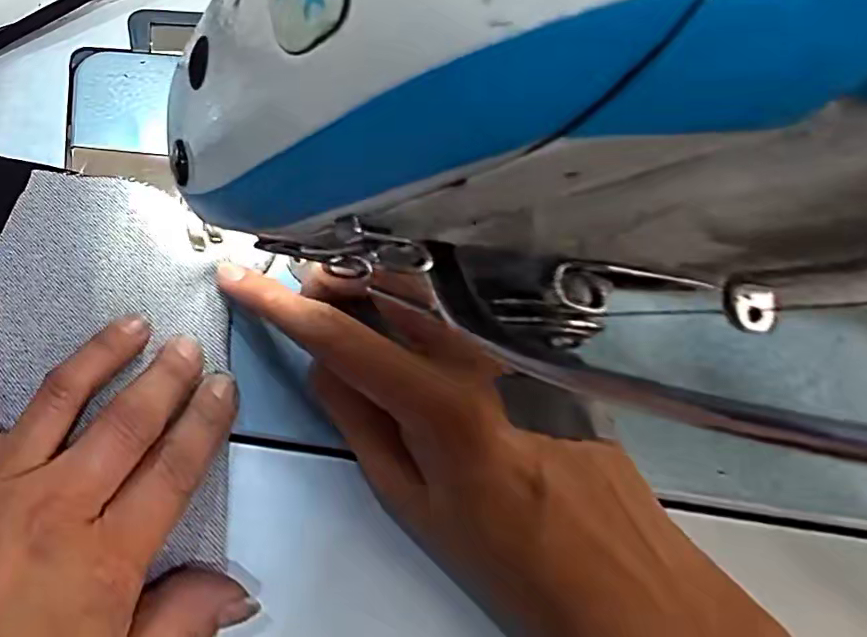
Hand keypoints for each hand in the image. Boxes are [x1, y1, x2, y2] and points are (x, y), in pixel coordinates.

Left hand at [0, 285, 255, 636]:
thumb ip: (175, 624)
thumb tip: (232, 591)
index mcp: (101, 559)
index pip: (171, 473)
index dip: (203, 426)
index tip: (220, 391)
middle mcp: (57, 504)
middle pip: (127, 424)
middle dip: (165, 379)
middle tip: (186, 347)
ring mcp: (4, 473)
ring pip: (66, 392)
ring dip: (103, 352)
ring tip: (132, 325)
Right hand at [216, 262, 786, 636]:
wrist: (631, 590)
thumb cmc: (511, 562)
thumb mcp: (412, 502)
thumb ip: (356, 419)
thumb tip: (319, 362)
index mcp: (442, 406)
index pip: (335, 335)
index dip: (275, 303)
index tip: (235, 278)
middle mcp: (482, 360)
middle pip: (384, 283)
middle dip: (330, 276)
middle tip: (300, 291)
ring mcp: (516, 350)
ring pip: (422, 284)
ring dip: (368, 280)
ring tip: (341, 299)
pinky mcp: (537, 353)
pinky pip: (455, 306)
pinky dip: (410, 300)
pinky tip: (401, 323)